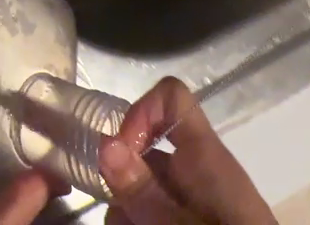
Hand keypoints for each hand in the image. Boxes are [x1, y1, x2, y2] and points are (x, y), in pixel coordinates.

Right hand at [97, 77, 276, 224]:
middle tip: (117, 213)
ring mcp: (197, 200)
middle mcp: (199, 169)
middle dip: (120, 179)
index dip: (140, 112)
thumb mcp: (177, 224)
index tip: (121, 151)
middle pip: (144, 150)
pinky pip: (157, 209)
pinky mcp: (193, 220)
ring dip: (126, 209)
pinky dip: (139, 221)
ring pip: (143, 186)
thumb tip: (104, 143)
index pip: (171, 97)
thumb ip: (142, 189)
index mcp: (205, 155)